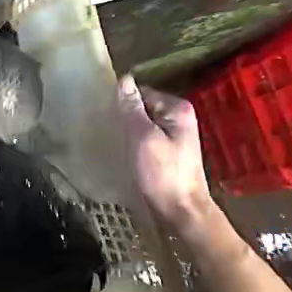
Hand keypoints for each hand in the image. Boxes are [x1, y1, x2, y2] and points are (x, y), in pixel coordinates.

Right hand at [117, 75, 214, 229]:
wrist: (182, 211)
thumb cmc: (162, 174)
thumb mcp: (142, 137)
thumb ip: (132, 108)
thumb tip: (124, 79)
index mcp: (178, 108)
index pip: (143, 93)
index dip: (125, 105)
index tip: (110, 118)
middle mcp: (181, 118)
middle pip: (144, 108)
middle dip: (127, 119)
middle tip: (111, 132)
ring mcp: (178, 136)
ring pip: (145, 125)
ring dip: (131, 133)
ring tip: (117, 145)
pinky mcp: (172, 153)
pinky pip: (148, 140)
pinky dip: (137, 145)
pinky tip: (127, 156)